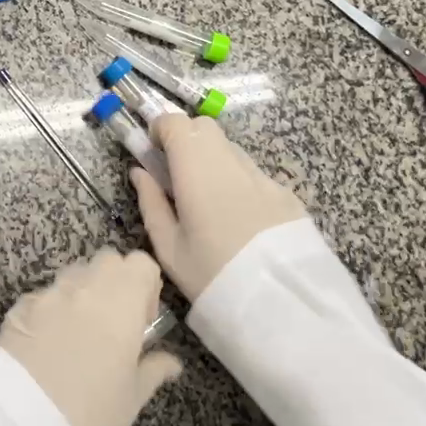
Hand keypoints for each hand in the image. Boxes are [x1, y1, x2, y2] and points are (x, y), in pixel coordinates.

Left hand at [0, 249, 182, 425]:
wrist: (24, 424)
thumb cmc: (92, 413)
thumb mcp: (132, 397)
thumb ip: (154, 369)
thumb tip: (172, 362)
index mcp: (120, 301)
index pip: (141, 263)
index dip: (146, 286)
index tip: (142, 320)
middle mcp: (84, 285)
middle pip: (106, 261)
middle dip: (114, 284)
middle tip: (114, 326)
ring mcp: (49, 292)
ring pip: (73, 275)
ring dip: (82, 295)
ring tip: (79, 338)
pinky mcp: (20, 306)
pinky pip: (44, 297)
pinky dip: (52, 311)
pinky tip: (48, 347)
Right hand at [132, 114, 308, 300]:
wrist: (282, 303)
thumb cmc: (213, 274)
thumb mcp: (168, 247)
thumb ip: (150, 202)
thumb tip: (139, 172)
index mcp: (197, 168)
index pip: (175, 122)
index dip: (160, 130)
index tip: (153, 154)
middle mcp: (231, 161)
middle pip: (204, 128)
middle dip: (185, 140)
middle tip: (176, 176)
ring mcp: (262, 176)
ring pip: (230, 150)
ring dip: (212, 161)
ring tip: (208, 202)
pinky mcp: (286, 194)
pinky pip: (253, 174)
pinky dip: (238, 182)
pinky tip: (239, 220)